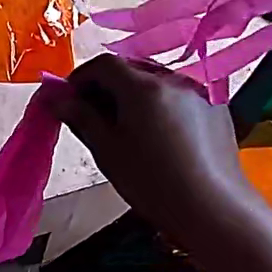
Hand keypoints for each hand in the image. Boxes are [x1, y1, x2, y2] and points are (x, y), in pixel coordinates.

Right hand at [49, 54, 269, 245]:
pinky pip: (179, 96)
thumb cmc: (152, 182)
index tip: (68, 100)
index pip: (104, 64)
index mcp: (142, 86)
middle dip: (107, 87)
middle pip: (131, 70)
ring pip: (156, 83)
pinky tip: (160, 137)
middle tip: (92, 117)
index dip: (80, 78)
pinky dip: (161, 106)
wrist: (213, 208)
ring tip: (127, 129)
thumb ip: (81, 117)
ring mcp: (199, 91)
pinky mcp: (216, 108)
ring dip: (135, 96)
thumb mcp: (108, 151)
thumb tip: (56, 98)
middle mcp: (173, 78)